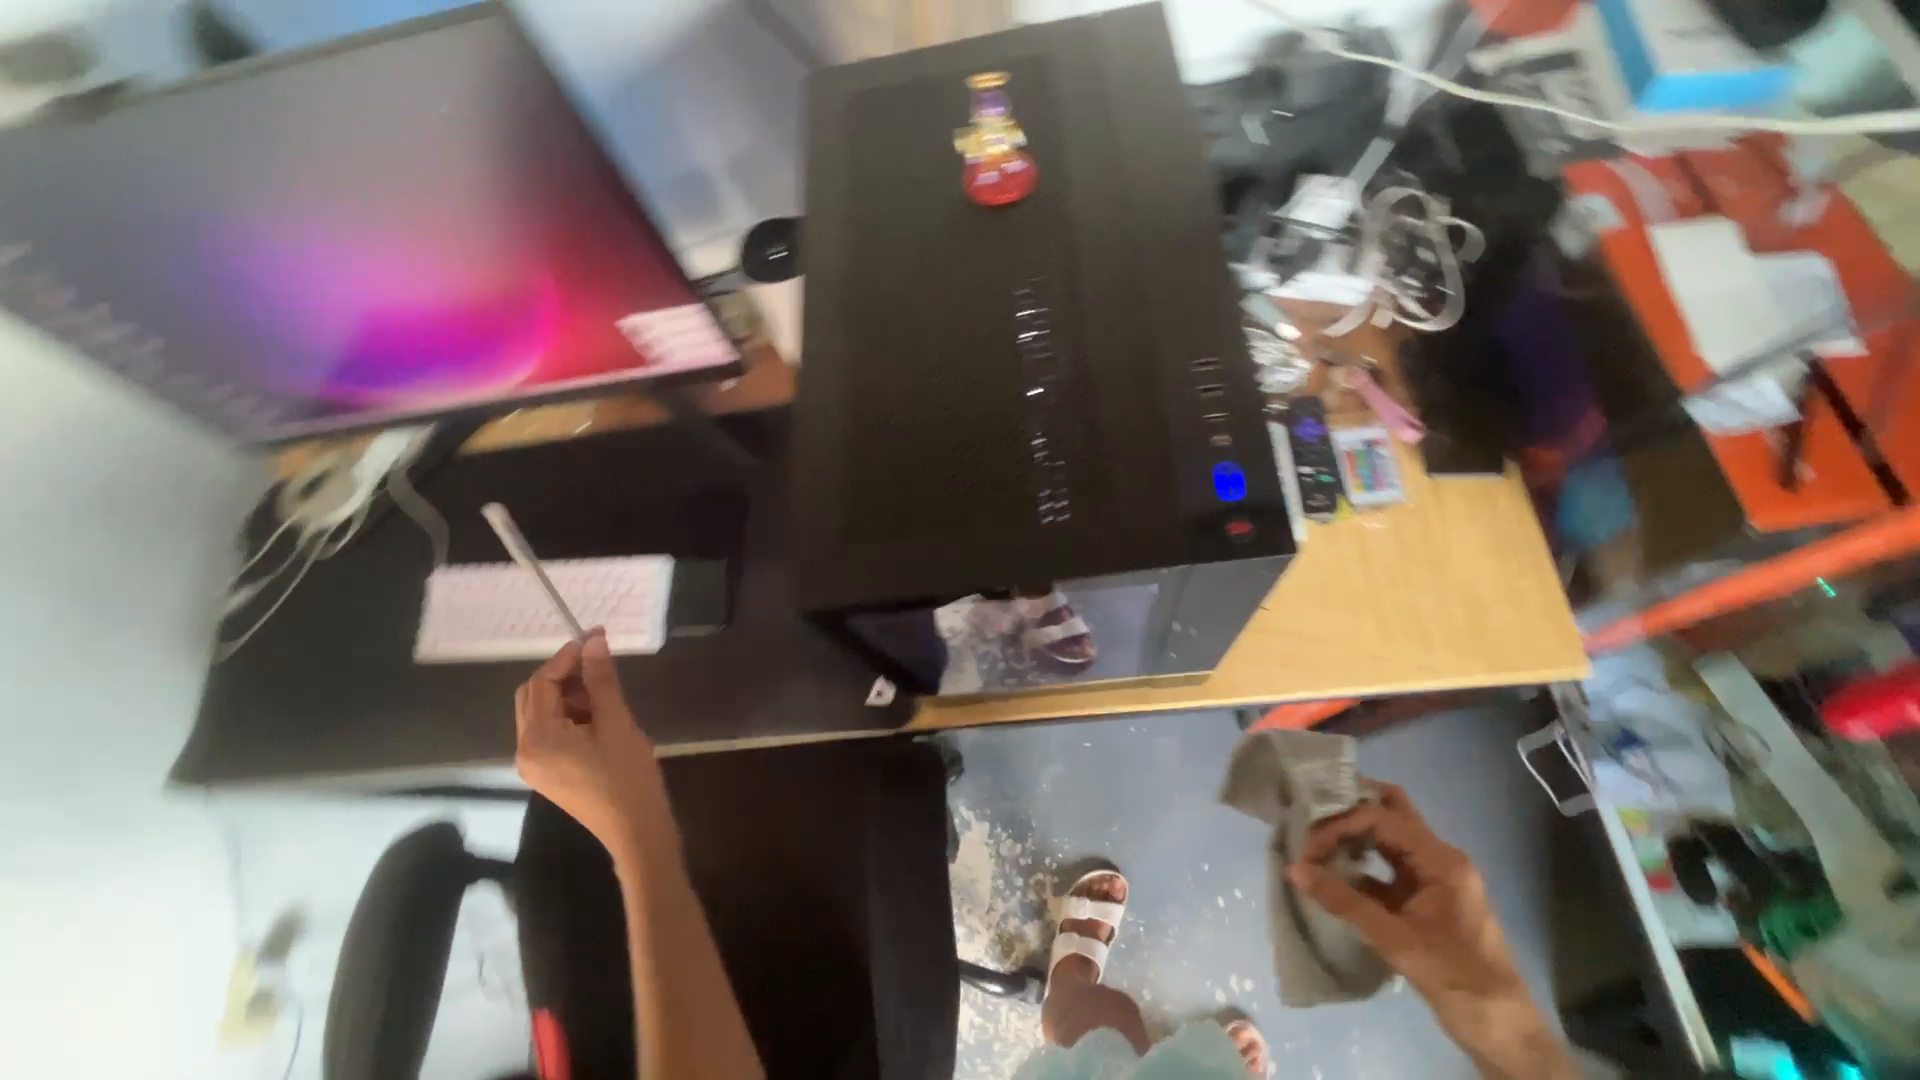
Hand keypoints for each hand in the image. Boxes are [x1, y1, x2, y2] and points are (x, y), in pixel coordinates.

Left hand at [514, 629, 671, 854]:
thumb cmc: (627, 776)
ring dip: (568, 692)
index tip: (596, 636)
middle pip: (534, 696)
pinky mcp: (548, 772)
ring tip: (604, 687)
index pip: (542, 683)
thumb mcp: (617, 722)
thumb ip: (601, 680)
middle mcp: (524, 750)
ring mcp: (534, 764)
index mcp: (537, 738)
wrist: (635, 829)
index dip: (567, 656)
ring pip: (542, 712)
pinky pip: (550, 731)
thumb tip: (594, 641)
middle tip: (599, 658)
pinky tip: (598, 712)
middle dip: (564, 672)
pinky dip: (570, 713)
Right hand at [1288, 783, 1568, 1076]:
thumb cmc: (1454, 977)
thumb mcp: (1394, 939)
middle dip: (1350, 810)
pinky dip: (1361, 863)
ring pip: (1389, 837)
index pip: (1380, 817)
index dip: (1339, 826)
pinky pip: (1388, 866)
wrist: (1500, 1028)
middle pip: (1392, 811)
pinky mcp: (1426, 898)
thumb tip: (1294, 870)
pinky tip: (1334, 876)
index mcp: (1440, 859)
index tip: (1309, 851)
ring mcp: (1434, 877)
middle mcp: (1439, 857)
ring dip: (1354, 836)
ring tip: (1316, 843)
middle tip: (1312, 817)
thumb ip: (1343, 901)